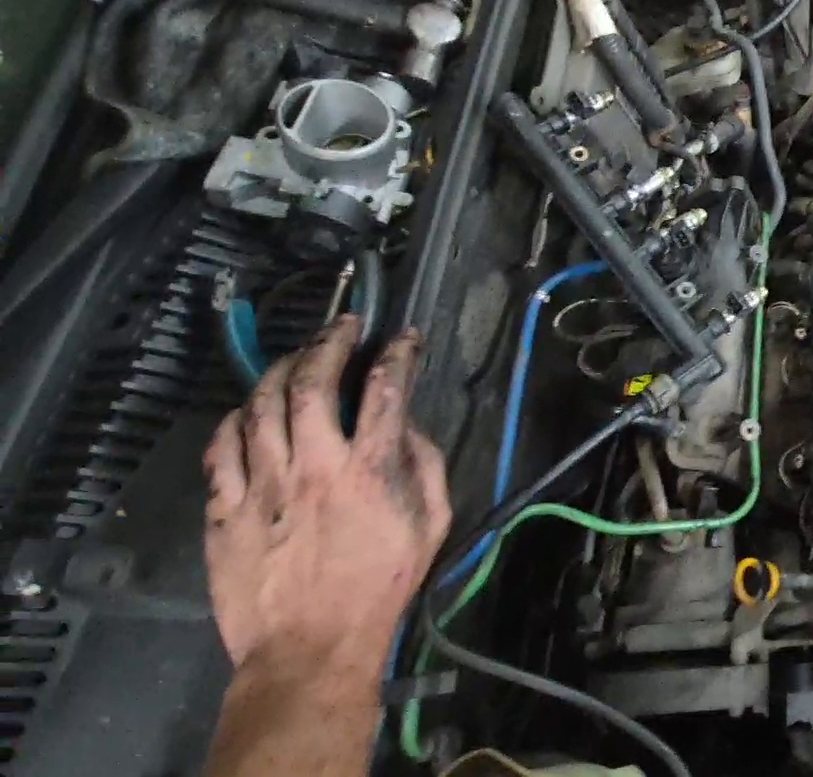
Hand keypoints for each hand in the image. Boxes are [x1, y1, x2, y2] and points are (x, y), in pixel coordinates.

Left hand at [203, 315, 450, 681]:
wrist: (312, 643)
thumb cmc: (384, 580)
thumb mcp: (434, 521)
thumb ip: (425, 464)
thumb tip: (405, 425)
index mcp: (371, 470)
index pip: (386, 390)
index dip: (398, 353)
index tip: (404, 337)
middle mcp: (314, 466)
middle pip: (311, 384)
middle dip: (328, 343)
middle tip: (343, 326)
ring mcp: (261, 486)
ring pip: (260, 406)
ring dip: (281, 370)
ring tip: (297, 357)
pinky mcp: (224, 510)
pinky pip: (221, 448)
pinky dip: (236, 418)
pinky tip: (250, 410)